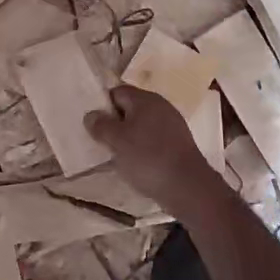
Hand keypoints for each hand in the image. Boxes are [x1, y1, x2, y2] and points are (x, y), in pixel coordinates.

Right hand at [85, 85, 227, 219]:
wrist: (188, 187)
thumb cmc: (148, 158)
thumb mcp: (117, 142)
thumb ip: (101, 125)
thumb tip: (91, 115)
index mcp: (145, 99)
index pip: (117, 92)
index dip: (102, 105)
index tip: (93, 125)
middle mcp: (161, 106)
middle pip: (130, 108)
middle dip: (115, 123)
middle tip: (101, 141)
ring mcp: (172, 125)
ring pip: (142, 125)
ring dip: (128, 138)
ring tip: (116, 156)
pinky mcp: (178, 144)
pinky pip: (153, 140)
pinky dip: (143, 149)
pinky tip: (137, 165)